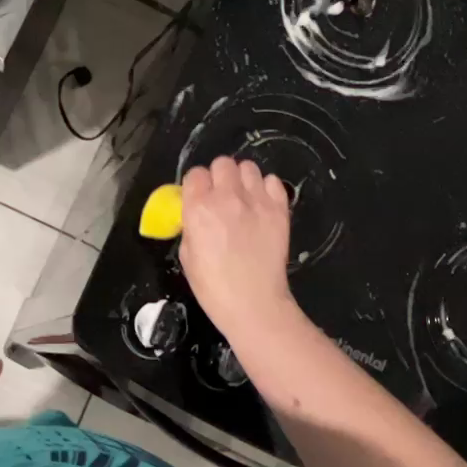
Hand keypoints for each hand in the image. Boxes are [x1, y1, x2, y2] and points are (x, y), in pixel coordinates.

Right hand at [179, 157, 301, 339]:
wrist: (253, 303)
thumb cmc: (214, 287)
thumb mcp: (187, 256)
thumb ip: (190, 227)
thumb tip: (196, 214)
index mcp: (198, 209)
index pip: (195, 174)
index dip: (196, 185)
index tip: (198, 197)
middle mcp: (227, 197)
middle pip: (222, 163)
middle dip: (218, 176)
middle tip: (220, 196)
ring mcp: (256, 201)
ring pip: (248, 167)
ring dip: (242, 179)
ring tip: (243, 198)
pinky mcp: (279, 209)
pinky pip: (273, 181)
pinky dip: (266, 188)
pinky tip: (261, 205)